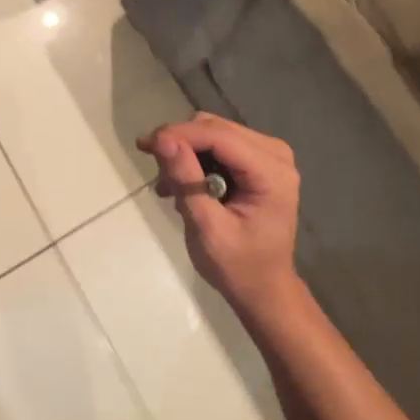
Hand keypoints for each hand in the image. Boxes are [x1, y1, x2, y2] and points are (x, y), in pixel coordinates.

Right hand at [137, 113, 301, 313]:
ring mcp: (269, 155)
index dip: (179, 134)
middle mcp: (275, 154)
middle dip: (180, 142)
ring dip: (186, 151)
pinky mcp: (258, 160)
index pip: (219, 136)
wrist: (264, 291)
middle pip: (215, 128)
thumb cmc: (238, 267)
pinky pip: (219, 143)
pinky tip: (183, 183)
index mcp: (272, 173)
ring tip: (169, 184)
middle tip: (153, 167)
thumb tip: (163, 139)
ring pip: (213, 131)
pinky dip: (196, 157)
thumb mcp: (206, 228)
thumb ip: (186, 181)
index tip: (144, 145)